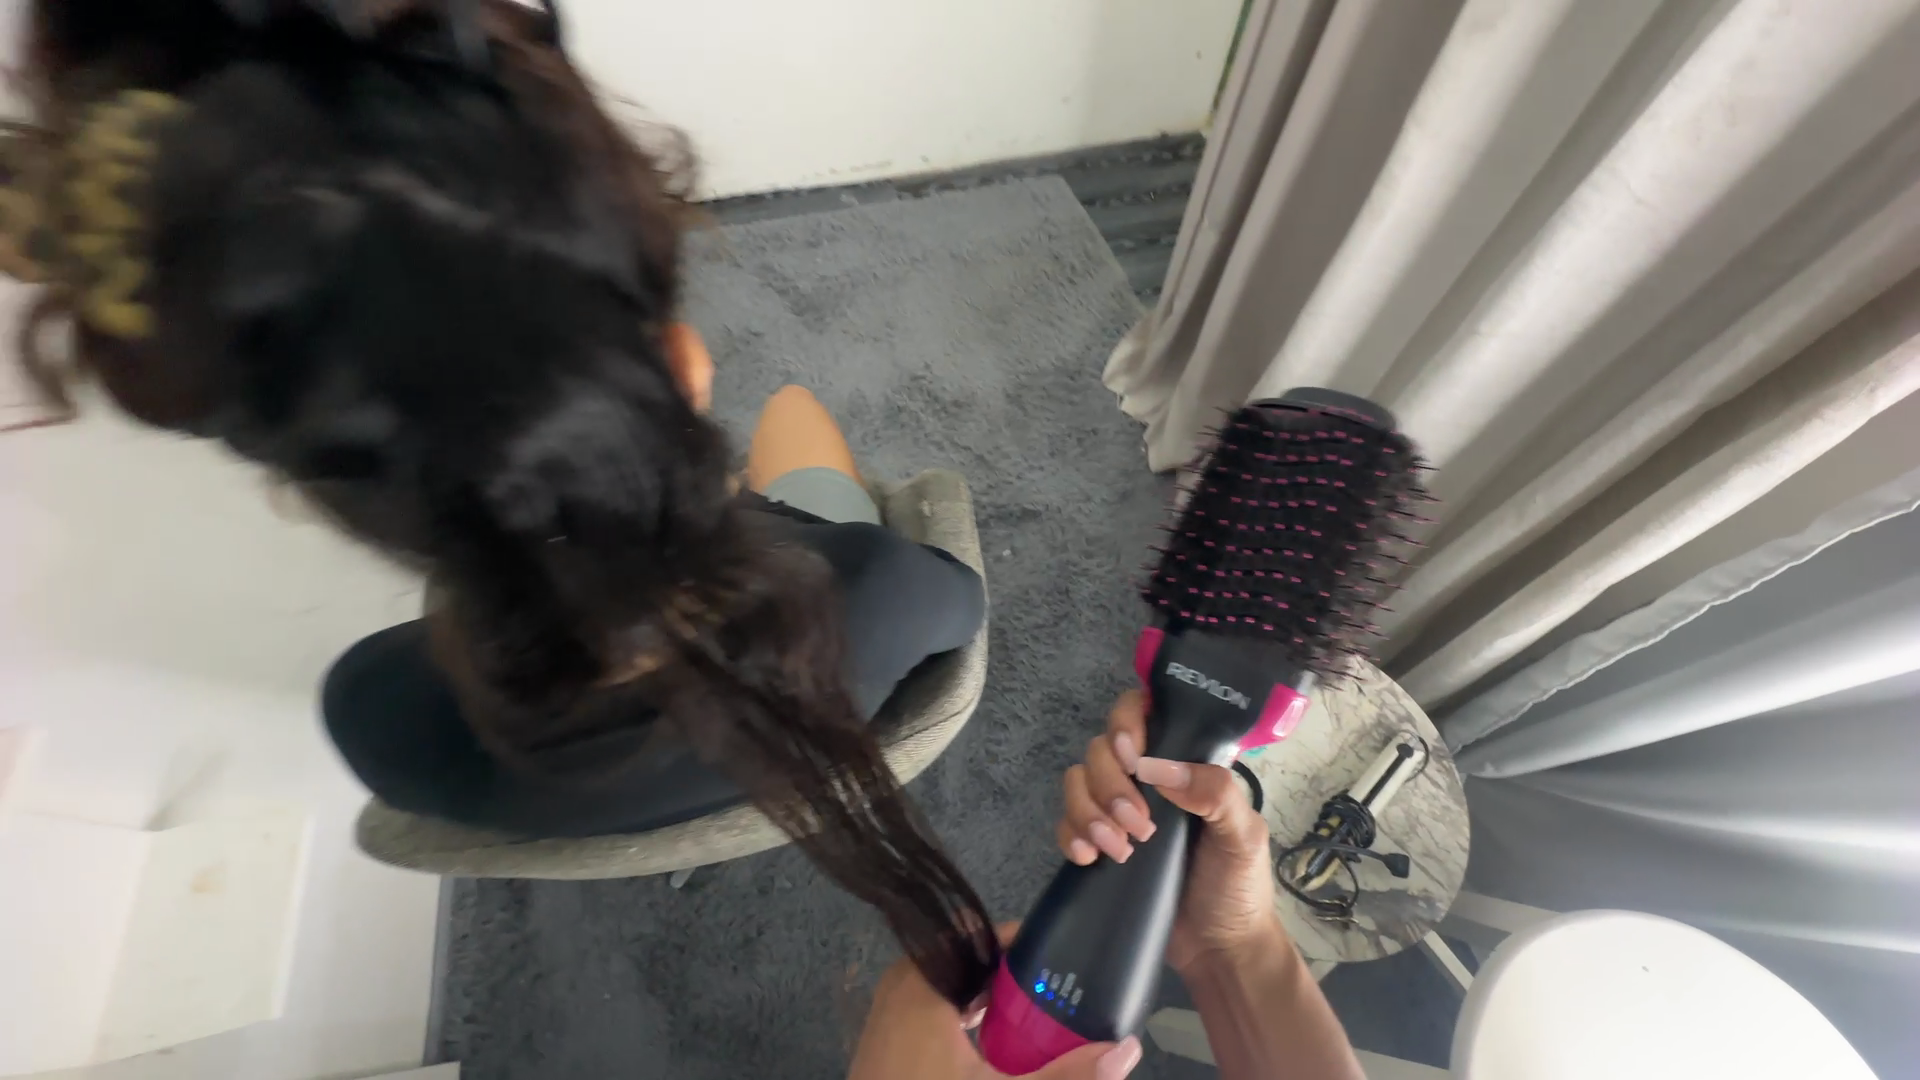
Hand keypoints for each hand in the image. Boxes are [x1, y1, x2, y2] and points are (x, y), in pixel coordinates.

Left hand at [848, 926, 1142, 1079]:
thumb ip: (1064, 1076)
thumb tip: (1124, 1051)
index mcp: (926, 978)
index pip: (980, 934)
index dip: (1020, 940)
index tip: (1058, 950)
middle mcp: (905, 980)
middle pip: (968, 957)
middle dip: (1010, 972)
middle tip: (1053, 986)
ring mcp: (892, 1006)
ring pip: (951, 982)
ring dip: (989, 995)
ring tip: (1033, 1011)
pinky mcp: (888, 1033)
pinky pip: (935, 1003)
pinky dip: (966, 1013)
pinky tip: (995, 1039)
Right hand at [1056, 691, 1284, 973]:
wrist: (1219, 951)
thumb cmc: (1239, 885)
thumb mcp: (1244, 834)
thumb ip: (1213, 791)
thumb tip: (1156, 768)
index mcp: (1180, 763)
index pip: (1141, 712)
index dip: (1126, 722)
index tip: (1132, 757)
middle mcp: (1143, 778)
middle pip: (1100, 749)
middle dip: (1111, 785)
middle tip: (1140, 826)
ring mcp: (1115, 809)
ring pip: (1077, 781)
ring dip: (1090, 811)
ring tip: (1119, 849)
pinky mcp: (1097, 842)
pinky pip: (1066, 822)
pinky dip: (1072, 834)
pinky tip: (1089, 857)